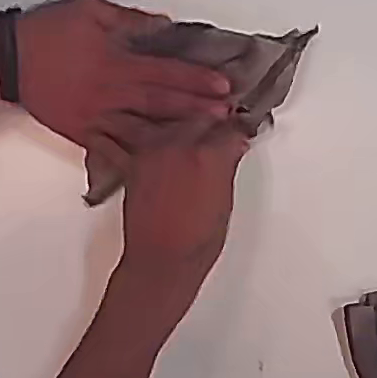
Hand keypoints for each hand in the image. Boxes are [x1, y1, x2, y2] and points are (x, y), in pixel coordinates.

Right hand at [16, 0, 231, 153]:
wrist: (6, 59)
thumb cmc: (46, 32)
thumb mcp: (90, 10)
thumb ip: (129, 21)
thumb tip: (163, 26)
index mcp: (116, 63)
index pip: (167, 72)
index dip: (197, 79)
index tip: (222, 86)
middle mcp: (111, 94)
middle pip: (162, 105)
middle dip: (197, 111)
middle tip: (226, 117)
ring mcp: (97, 118)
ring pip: (142, 131)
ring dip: (174, 138)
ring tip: (202, 143)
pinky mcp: (83, 133)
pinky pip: (112, 150)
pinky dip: (133, 158)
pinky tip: (155, 167)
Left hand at [118, 118, 249, 289]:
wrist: (160, 259)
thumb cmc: (194, 243)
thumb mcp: (224, 201)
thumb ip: (226, 167)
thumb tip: (230, 152)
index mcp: (210, 156)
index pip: (230, 128)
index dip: (238, 129)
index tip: (240, 130)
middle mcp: (179, 146)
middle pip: (202, 118)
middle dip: (214, 124)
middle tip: (222, 133)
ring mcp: (154, 151)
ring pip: (175, 123)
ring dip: (187, 127)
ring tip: (194, 140)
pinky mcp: (135, 160)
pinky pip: (149, 137)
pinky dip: (159, 138)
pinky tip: (166, 145)